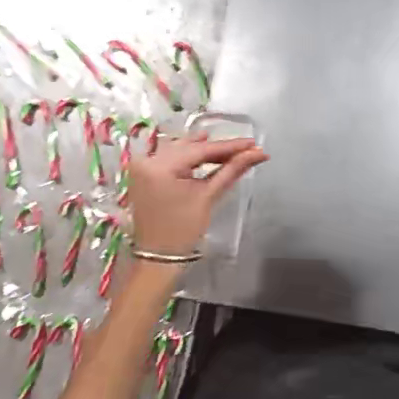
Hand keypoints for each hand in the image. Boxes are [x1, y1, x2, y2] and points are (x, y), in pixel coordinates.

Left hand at [127, 136, 268, 255]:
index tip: (253, 143)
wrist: (159, 256)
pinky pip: (169, 158)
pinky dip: (188, 157)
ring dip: (203, 150)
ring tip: (230, 149)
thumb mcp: (207, 197)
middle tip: (246, 147)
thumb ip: (231, 170)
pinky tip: (204, 152)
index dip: (229, 146)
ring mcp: (142, 166)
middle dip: (218, 148)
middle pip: (189, 147)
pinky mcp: (143, 173)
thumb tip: (257, 154)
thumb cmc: (183, 230)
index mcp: (158, 166)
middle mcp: (146, 160)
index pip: (200, 150)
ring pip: (179, 150)